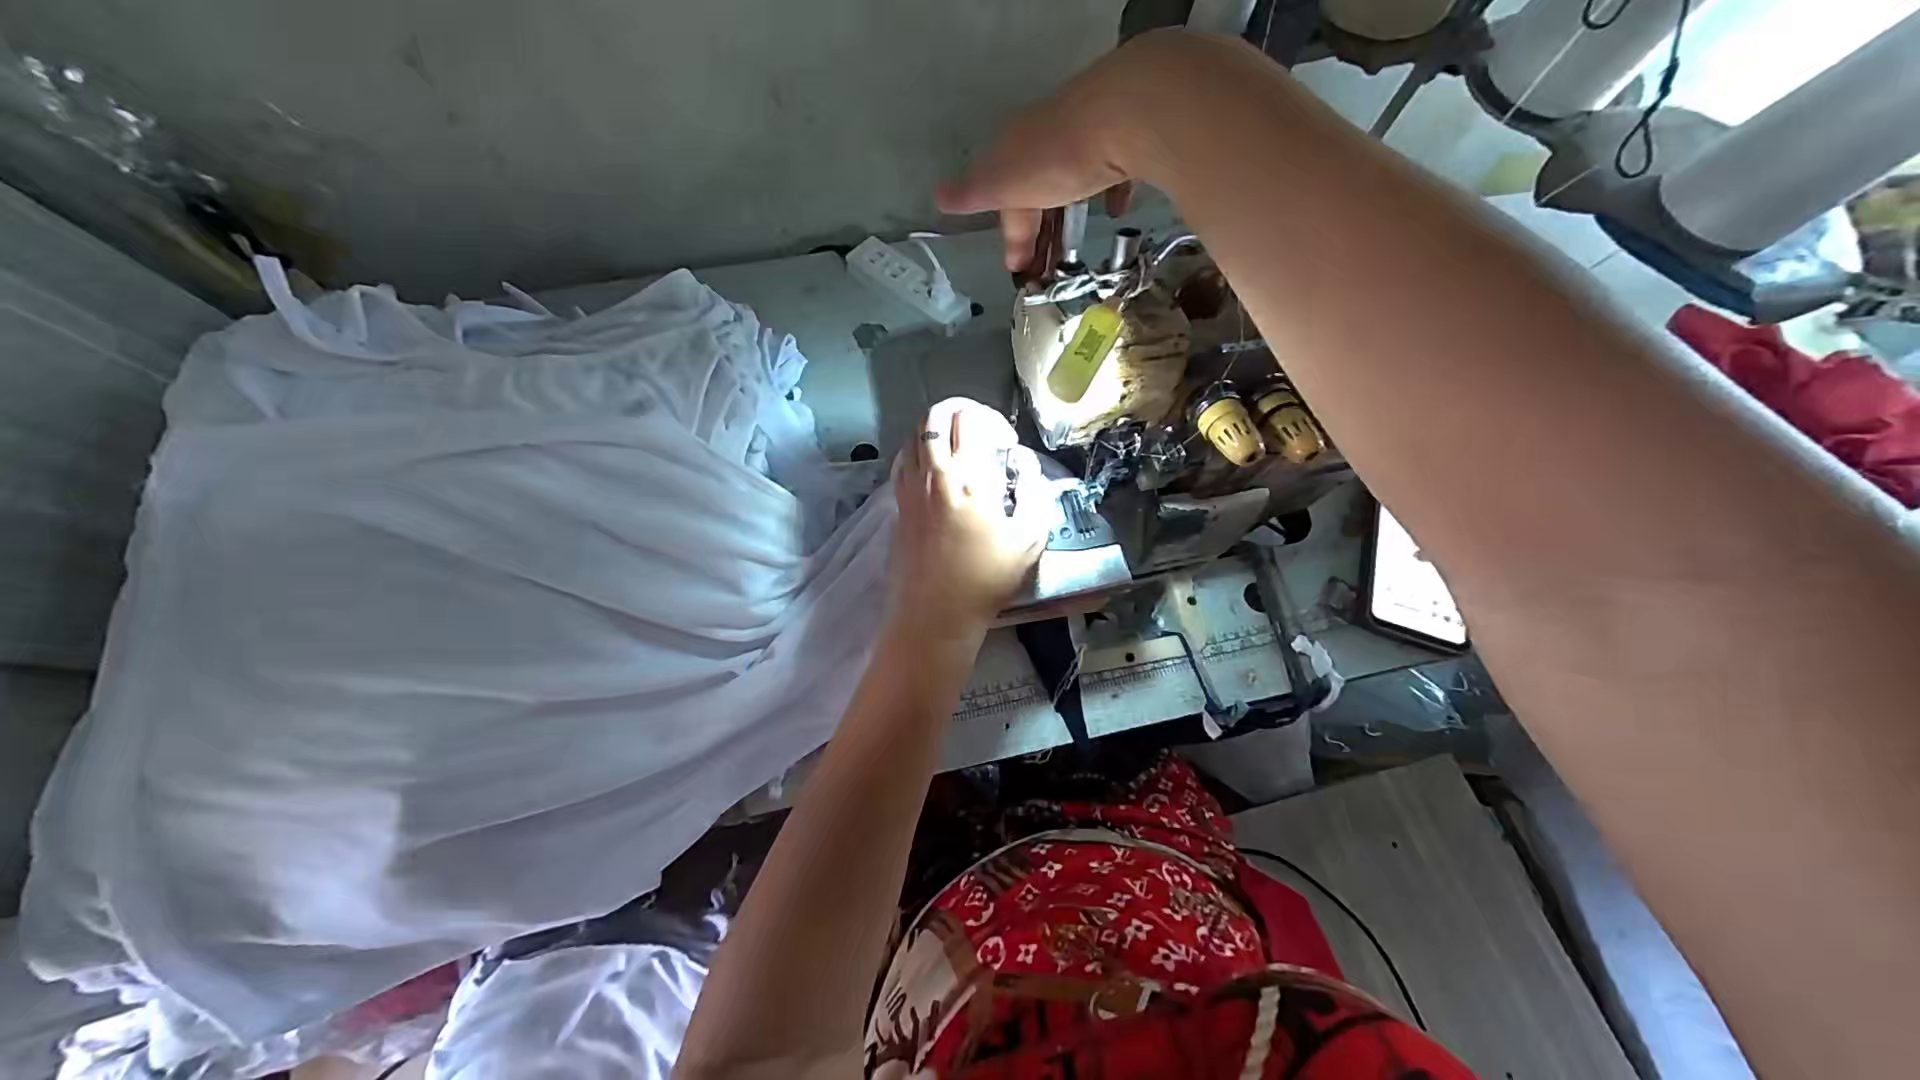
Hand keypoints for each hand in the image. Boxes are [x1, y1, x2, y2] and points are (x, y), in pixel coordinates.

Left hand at [891, 398, 1048, 629]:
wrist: (938, 612)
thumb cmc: (988, 577)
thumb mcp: (1031, 537)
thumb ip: (1035, 491)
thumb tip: (1022, 464)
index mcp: (969, 478)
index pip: (970, 418)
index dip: (993, 421)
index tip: (1006, 446)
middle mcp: (934, 474)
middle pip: (936, 416)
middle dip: (963, 412)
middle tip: (983, 434)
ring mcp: (911, 487)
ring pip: (915, 434)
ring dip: (939, 429)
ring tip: (960, 449)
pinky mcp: (899, 503)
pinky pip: (903, 460)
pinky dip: (919, 450)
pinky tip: (936, 468)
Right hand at [935, 30, 1257, 271]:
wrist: (1127, 112)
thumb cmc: (1058, 156)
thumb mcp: (1005, 182)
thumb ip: (974, 192)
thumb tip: (937, 197)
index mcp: (1015, 150)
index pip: (1005, 201)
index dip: (1011, 238)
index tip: (1019, 271)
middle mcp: (1047, 138)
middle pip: (1037, 194)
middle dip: (1039, 232)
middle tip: (1047, 271)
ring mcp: (1088, 135)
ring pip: (1071, 184)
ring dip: (1068, 217)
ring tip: (1075, 253)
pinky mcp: (1125, 137)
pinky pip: (1112, 172)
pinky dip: (1108, 194)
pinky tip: (1115, 211)